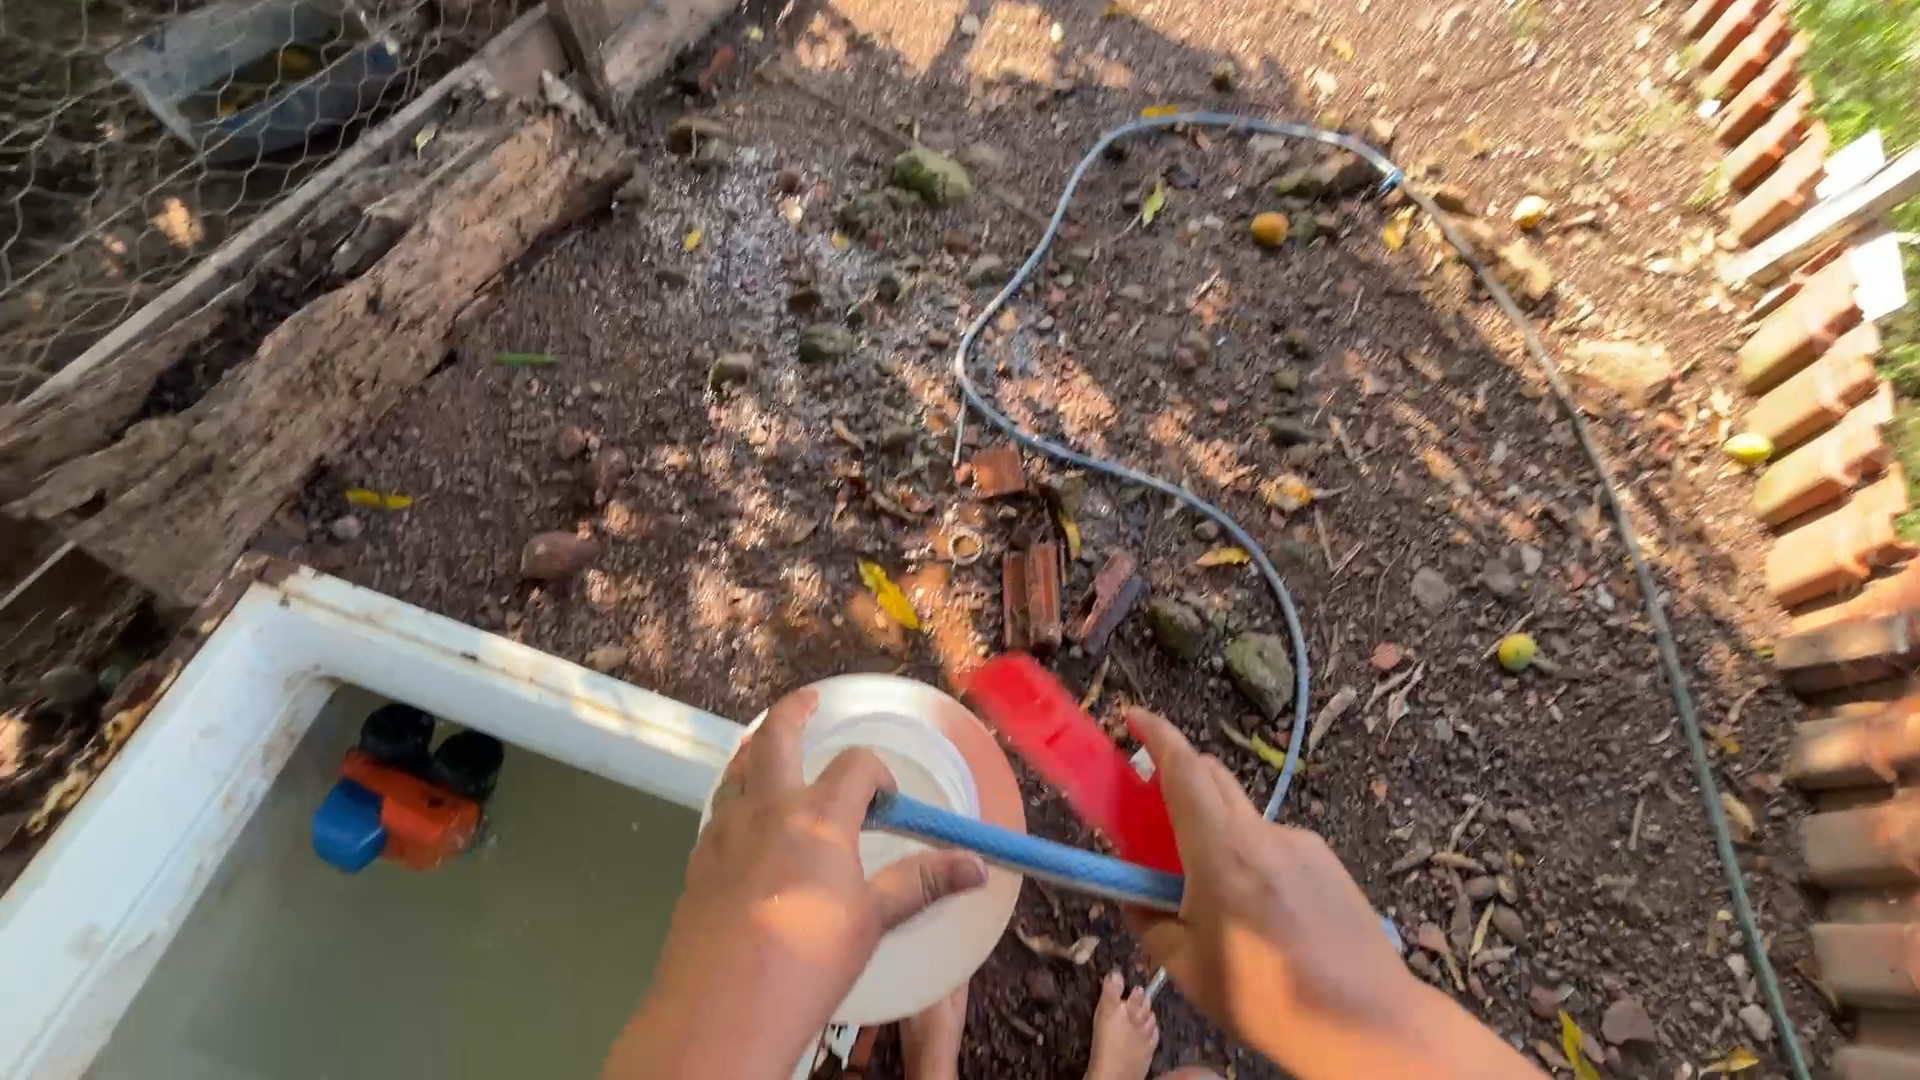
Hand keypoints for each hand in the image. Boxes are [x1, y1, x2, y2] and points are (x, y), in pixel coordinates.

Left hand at [604, 687, 987, 1079]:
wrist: (718, 1013)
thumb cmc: (808, 961)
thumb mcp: (872, 920)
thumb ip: (921, 883)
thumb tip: (978, 867)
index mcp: (818, 815)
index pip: (856, 765)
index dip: (877, 773)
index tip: (885, 803)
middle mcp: (768, 808)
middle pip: (776, 737)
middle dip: (794, 710)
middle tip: (809, 698)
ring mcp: (726, 831)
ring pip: (738, 768)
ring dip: (757, 749)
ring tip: (771, 748)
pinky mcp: (697, 860)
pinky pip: (720, 809)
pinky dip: (737, 796)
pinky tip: (747, 823)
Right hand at [1124, 709, 1542, 1079]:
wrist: (1373, 1027)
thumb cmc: (1268, 1001)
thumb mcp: (1188, 970)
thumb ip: (1150, 922)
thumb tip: (1133, 898)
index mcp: (1219, 852)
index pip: (1183, 769)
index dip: (1155, 734)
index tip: (1131, 717)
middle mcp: (1259, 833)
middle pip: (1211, 775)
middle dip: (1176, 771)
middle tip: (1154, 803)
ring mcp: (1298, 842)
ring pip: (1240, 813)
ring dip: (1214, 826)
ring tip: (1218, 892)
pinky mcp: (1325, 858)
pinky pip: (1272, 840)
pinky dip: (1250, 854)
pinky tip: (1266, 911)